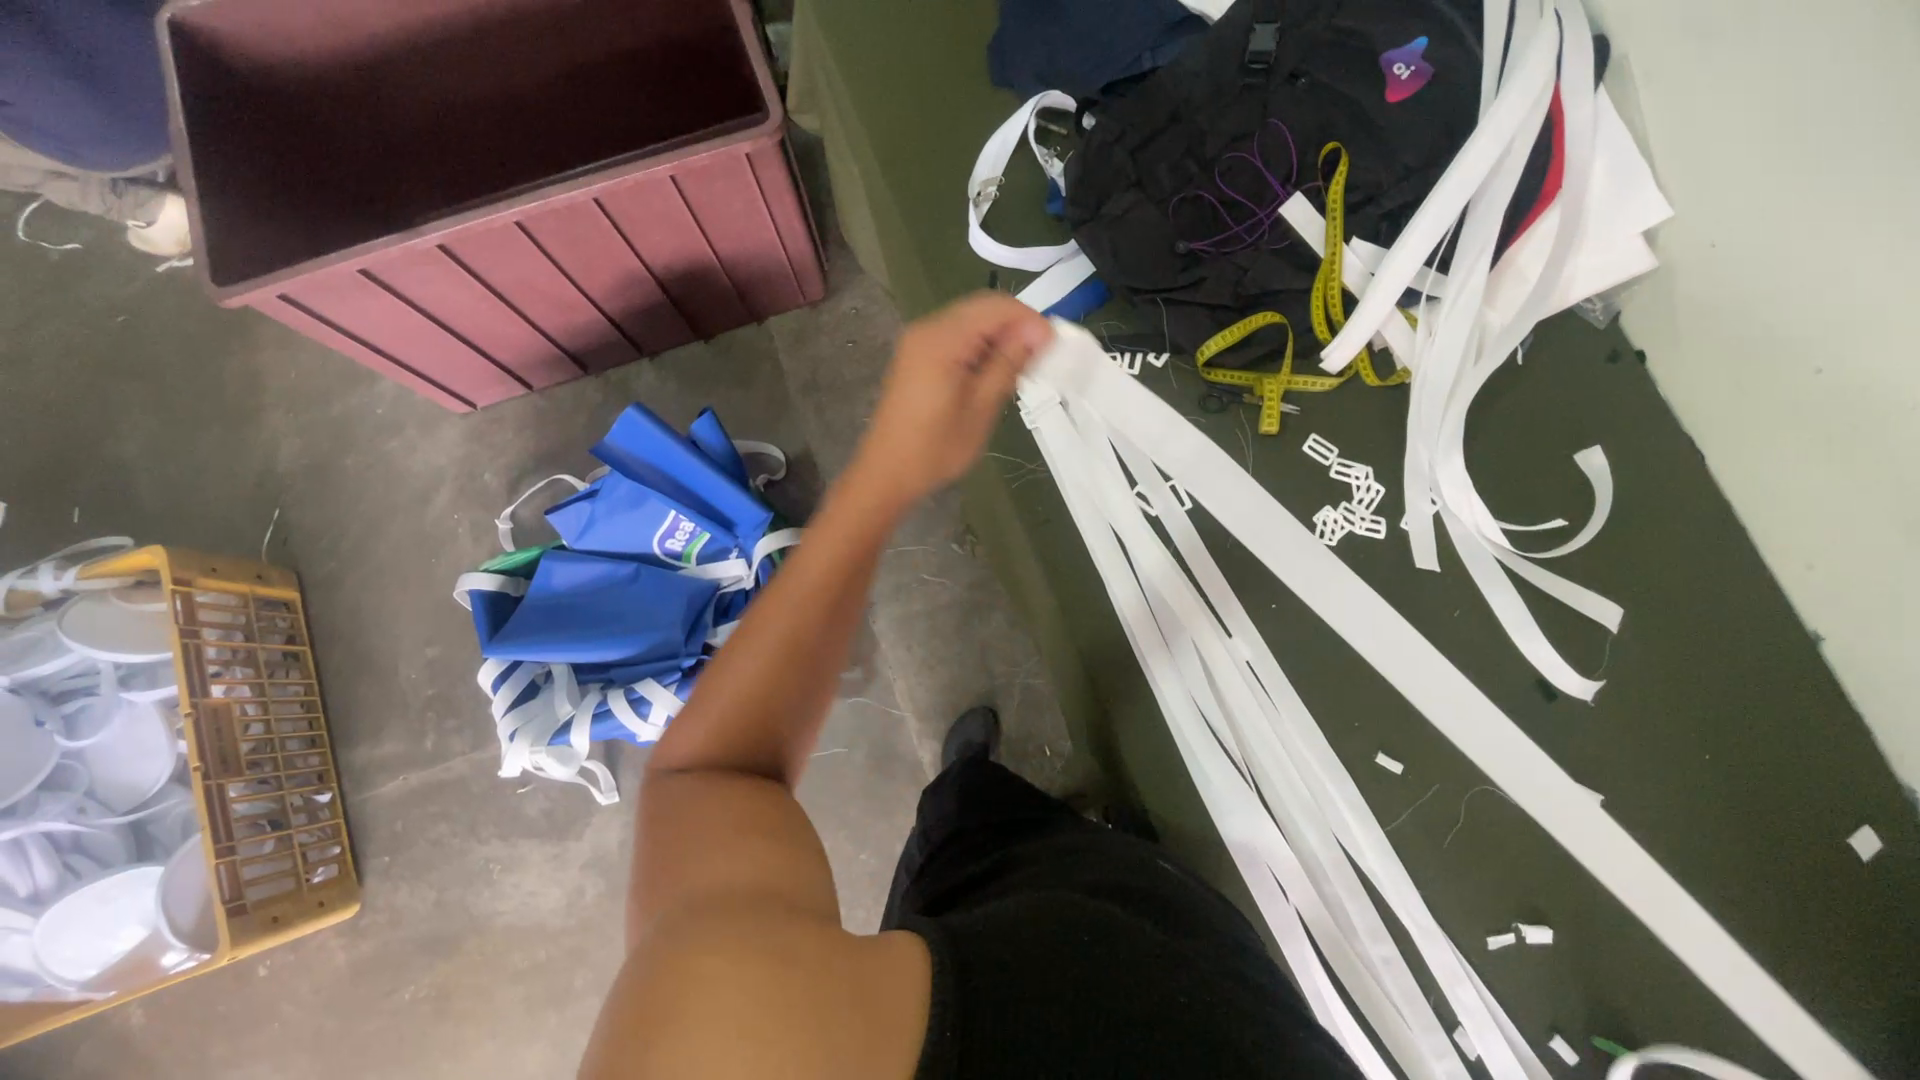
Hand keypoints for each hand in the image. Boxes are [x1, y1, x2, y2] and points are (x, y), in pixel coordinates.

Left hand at [849, 292, 1053, 506]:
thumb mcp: (981, 407)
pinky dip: (980, 346)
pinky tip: (994, 372)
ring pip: (971, 321)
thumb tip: (1038, 334)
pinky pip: (956, 337)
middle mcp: (927, 329)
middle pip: (982, 308)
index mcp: (942, 339)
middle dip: (1017, 327)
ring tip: (1022, 367)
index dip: (1030, 320)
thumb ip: (1009, 363)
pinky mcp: (916, 355)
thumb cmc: (935, 447)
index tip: (1054, 347)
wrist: (887, 472)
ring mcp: (918, 341)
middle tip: (1042, 358)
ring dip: (1000, 337)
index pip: (996, 306)